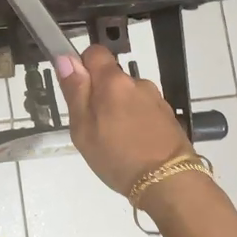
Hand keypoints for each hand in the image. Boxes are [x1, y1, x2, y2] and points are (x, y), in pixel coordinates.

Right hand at [54, 46, 194, 194]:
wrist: (171, 184)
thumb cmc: (118, 156)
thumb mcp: (83, 128)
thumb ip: (75, 91)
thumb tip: (65, 58)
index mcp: (113, 82)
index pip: (95, 52)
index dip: (82, 66)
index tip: (78, 92)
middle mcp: (137, 83)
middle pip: (111, 78)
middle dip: (100, 94)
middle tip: (93, 126)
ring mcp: (156, 100)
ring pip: (127, 96)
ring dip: (119, 110)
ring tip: (115, 142)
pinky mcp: (168, 117)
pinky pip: (143, 111)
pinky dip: (135, 122)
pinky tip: (134, 146)